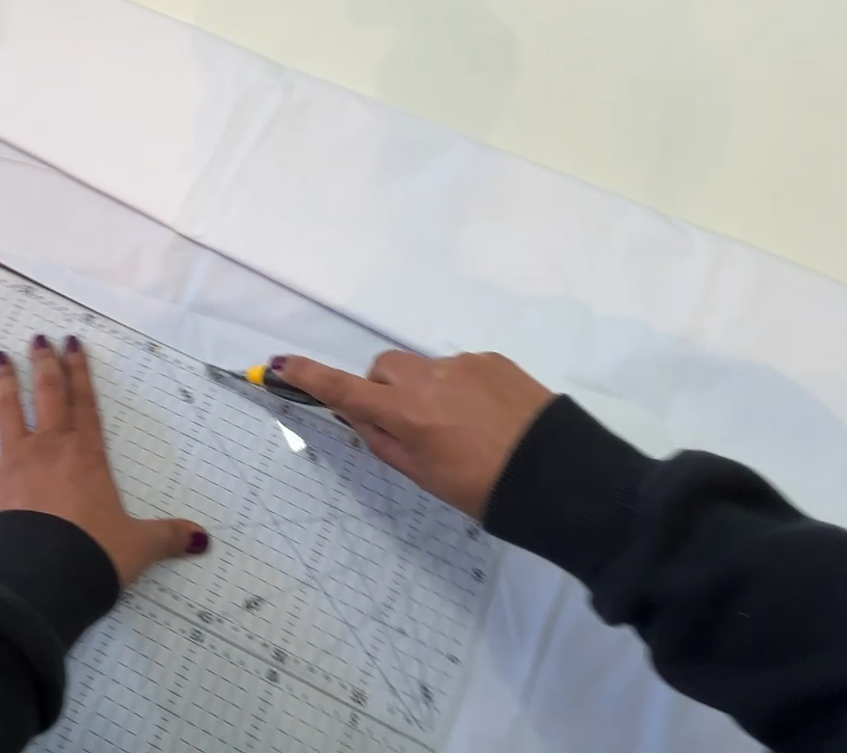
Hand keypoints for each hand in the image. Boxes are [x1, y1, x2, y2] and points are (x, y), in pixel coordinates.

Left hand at [0, 334, 209, 584]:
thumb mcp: (139, 546)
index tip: (72, 342)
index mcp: (87, 455)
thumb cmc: (93, 557)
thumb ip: (169, 536)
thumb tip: (203, 539)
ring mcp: (15, 463)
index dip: (80, 370)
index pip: (85, 402)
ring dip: (3, 384)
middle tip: (38, 338)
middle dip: (44, 364)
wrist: (45, 582)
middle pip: (48, 396)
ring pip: (7, 413)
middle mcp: (50, 448)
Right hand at [278, 351, 555, 518]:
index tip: (278, 363)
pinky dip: (461, 386)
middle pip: (382, 369)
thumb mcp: (424, 476)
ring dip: (426, 389)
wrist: (568, 480)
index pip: (343, 390)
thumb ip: (384, 441)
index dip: (307, 376)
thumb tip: (362, 415)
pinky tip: (489, 415)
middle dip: (385, 389)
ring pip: (421, 369)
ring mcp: (460, 364)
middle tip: (410, 423)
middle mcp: (425, 379)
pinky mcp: (491, 358)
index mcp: (404, 413)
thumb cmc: (485, 489)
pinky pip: (458, 367)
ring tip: (463, 424)